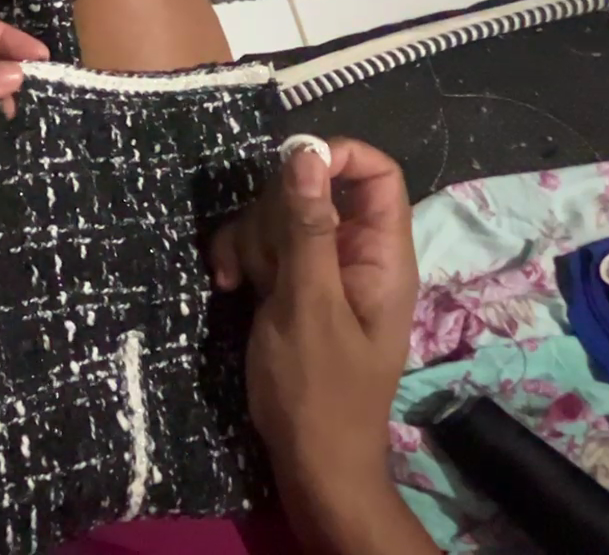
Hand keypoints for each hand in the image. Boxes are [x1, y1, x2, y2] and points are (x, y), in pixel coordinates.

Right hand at [210, 138, 420, 547]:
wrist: (305, 457)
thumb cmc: (318, 388)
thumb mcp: (308, 303)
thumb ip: (307, 226)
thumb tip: (305, 151)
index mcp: (380, 254)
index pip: (374, 172)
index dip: (335, 156)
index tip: (286, 167)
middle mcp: (350, 252)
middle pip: (308, 189)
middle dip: (271, 216)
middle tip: (265, 261)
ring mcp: (315, 266)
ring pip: (272, 215)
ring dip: (246, 241)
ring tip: (243, 283)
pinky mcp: (284, 280)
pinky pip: (253, 242)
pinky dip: (235, 257)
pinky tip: (228, 284)